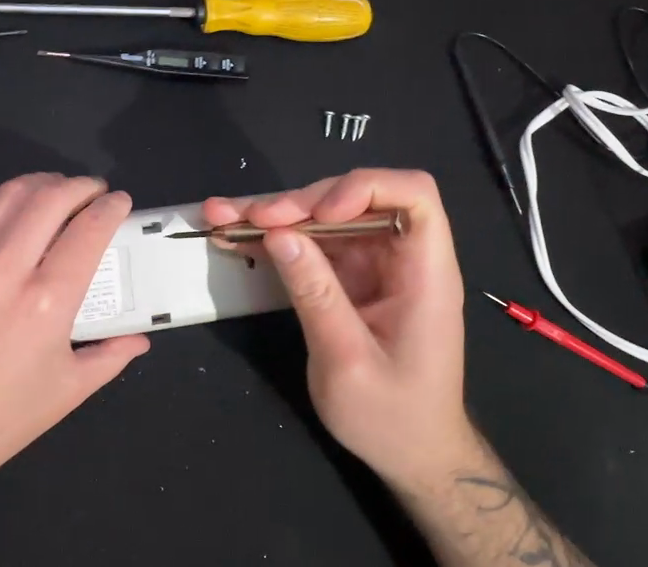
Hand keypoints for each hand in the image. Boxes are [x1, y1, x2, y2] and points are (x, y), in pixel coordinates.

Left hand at [0, 174, 149, 565]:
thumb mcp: (63, 394)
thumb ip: (108, 356)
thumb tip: (139, 339)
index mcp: (44, 302)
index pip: (90, 229)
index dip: (111, 207)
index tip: (118, 202)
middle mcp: (1, 269)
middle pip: (50, 197)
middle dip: (80, 186)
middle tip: (89, 192)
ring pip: (7, 194)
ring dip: (39, 186)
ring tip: (50, 195)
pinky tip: (1, 213)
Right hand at [203, 168, 472, 485]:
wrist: (410, 458)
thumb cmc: (392, 418)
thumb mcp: (346, 360)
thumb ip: (315, 293)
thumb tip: (278, 233)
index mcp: (425, 273)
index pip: (414, 196)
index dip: (366, 189)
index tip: (320, 212)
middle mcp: (401, 258)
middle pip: (357, 200)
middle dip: (300, 202)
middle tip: (248, 219)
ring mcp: (374, 265)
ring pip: (326, 217)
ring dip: (276, 215)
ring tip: (223, 216)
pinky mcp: (350, 277)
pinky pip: (313, 243)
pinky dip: (275, 238)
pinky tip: (235, 234)